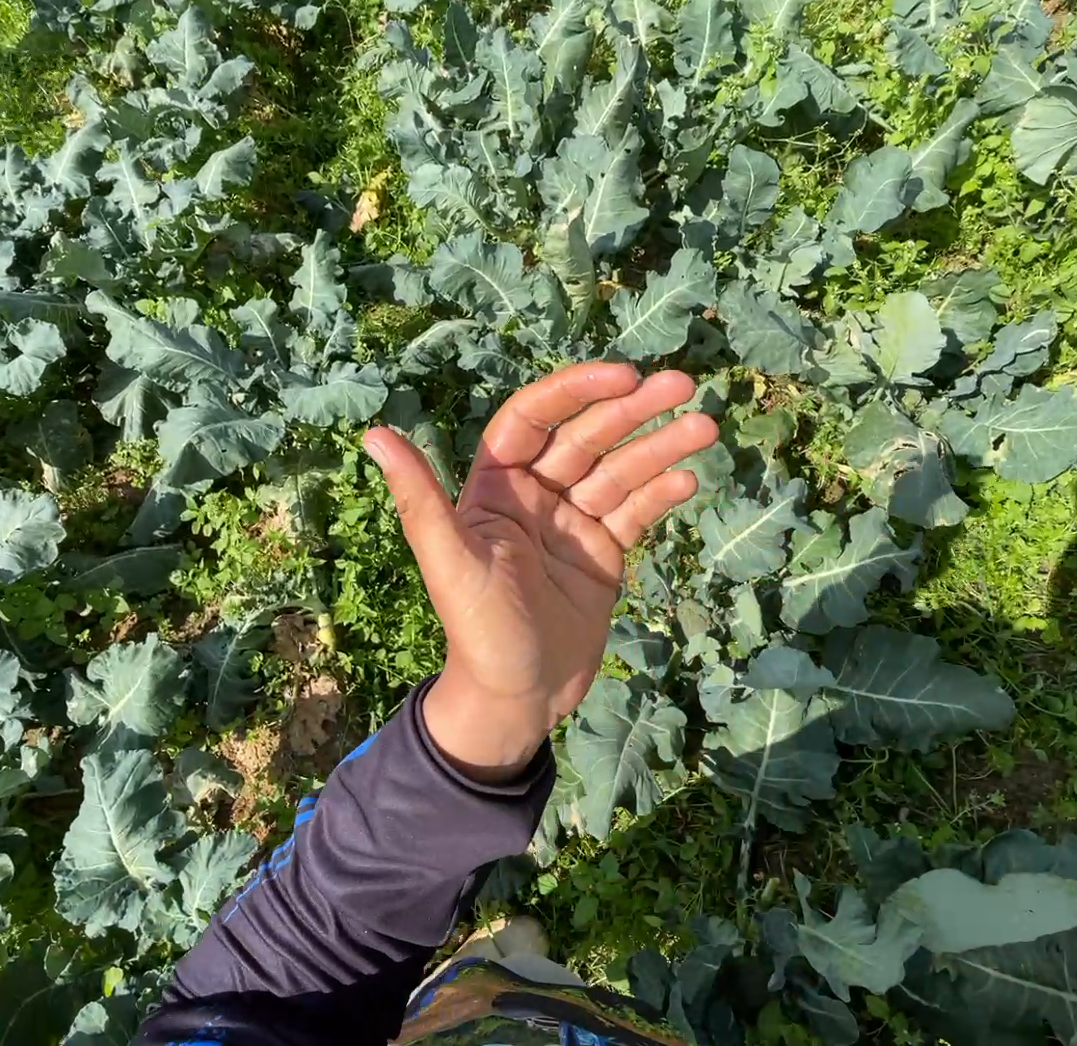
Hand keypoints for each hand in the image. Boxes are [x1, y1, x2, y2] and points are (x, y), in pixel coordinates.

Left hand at [363, 363, 718, 781]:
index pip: (533, 420)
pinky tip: (688, 480)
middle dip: (632, 411)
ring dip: (660, 449)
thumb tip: (373, 434)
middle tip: (683, 386)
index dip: (575, 393)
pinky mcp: (603, 553)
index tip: (624, 377)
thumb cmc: (478, 632)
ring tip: (704, 426)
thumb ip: (419, 500)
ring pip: (618, 473)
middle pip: (586, 438)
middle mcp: (535, 496)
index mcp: (495, 488)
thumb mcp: (450, 565)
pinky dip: (659, 496)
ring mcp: (573, 524)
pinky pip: (634, 514)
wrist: (519, 698)